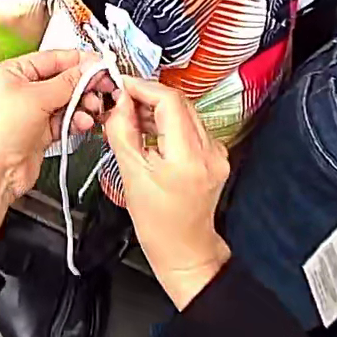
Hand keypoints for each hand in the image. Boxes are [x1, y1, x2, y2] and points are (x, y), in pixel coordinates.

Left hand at [0, 50, 114, 257]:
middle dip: (84, 84)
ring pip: (67, 101)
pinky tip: (83, 122)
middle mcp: (23, 90)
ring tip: (92, 109)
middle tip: (104, 87)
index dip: (79, 60)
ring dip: (83, 104)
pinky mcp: (40, 133)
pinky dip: (77, 120)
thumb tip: (87, 67)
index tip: (101, 64)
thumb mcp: (35, 98)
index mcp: (14, 72)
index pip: (54, 58)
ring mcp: (32, 113)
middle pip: (63, 80)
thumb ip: (66, 82)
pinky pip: (65, 121)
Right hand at [103, 76, 230, 308]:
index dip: (142, 87)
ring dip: (156, 108)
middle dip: (147, 96)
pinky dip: (168, 122)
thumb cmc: (157, 223)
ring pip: (184, 112)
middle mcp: (209, 151)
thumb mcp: (130, 173)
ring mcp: (216, 152)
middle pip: (178, 102)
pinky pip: (190, 126)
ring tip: (131, 118)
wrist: (184, 250)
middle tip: (122, 100)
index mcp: (188, 157)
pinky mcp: (215, 155)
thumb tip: (119, 101)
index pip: (169, 101)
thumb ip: (122, 130)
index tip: (122, 86)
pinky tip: (149, 131)